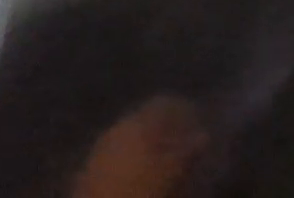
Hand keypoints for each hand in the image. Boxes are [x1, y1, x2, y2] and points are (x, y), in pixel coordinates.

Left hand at [71, 95, 208, 197]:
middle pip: (146, 118)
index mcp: (139, 121)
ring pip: (130, 135)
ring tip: (161, 159)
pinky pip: (117, 153)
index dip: (183, 109)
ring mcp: (101, 145)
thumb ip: (189, 151)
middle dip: (165, 127)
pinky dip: (131, 157)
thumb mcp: (172, 172)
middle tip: (181, 141)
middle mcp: (119, 125)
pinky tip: (138, 171)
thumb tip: (204, 136)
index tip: (197, 119)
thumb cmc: (140, 190)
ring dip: (147, 143)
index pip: (165, 103)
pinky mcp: (89, 167)